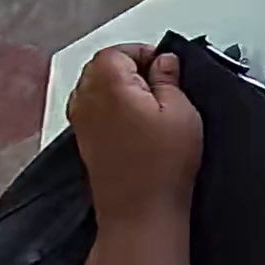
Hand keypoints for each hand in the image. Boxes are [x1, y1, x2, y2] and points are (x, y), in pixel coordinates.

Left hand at [68, 44, 203, 228]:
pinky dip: (111, 104)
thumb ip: (169, 79)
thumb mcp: (182, 111)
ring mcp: (82, 123)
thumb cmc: (164, 163)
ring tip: (150, 101)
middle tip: (161, 80)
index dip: (142, 52)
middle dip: (129, 66)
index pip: (115, 52)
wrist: (140, 212)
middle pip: (100, 66)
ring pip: (94, 86)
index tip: (165, 66)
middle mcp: (87, 101)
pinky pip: (92, 107)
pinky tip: (137, 119)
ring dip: (119, 85)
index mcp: (109, 86)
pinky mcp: (85, 141)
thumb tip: (164, 61)